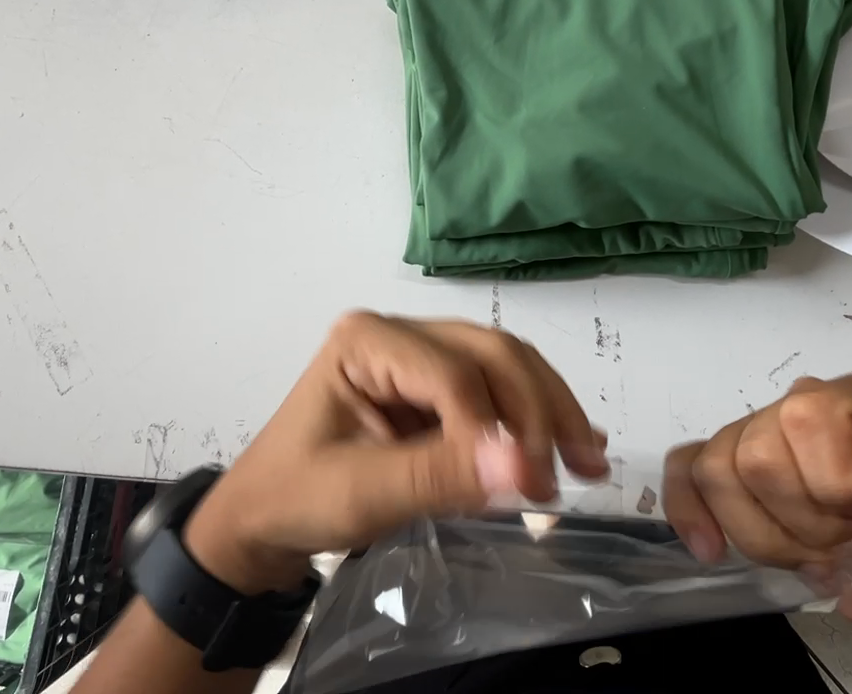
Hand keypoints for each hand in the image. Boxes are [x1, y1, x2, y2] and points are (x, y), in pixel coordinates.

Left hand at [182, 311, 608, 593]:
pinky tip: (573, 442)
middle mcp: (398, 333)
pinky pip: (496, 390)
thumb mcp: (360, 493)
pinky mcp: (434, 386)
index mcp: (366, 340)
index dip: (493, 428)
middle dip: (538, 409)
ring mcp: (419, 355)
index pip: (451, 373)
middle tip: (575, 473)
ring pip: (504, 364)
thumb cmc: (295, 499)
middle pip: (490, 353)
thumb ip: (438, 476)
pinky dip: (534, 417)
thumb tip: (520, 465)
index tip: (528, 489)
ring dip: (547, 410)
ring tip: (587, 463)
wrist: (264, 518)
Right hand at [661, 374, 851, 659]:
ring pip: (718, 472)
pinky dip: (689, 509)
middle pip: (757, 454)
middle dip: (807, 522)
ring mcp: (762, 434)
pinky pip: (686, 470)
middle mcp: (806, 403)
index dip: (836, 486)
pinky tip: (710, 547)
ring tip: (819, 551)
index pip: (806, 419)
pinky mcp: (733, 470)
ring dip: (768, 537)